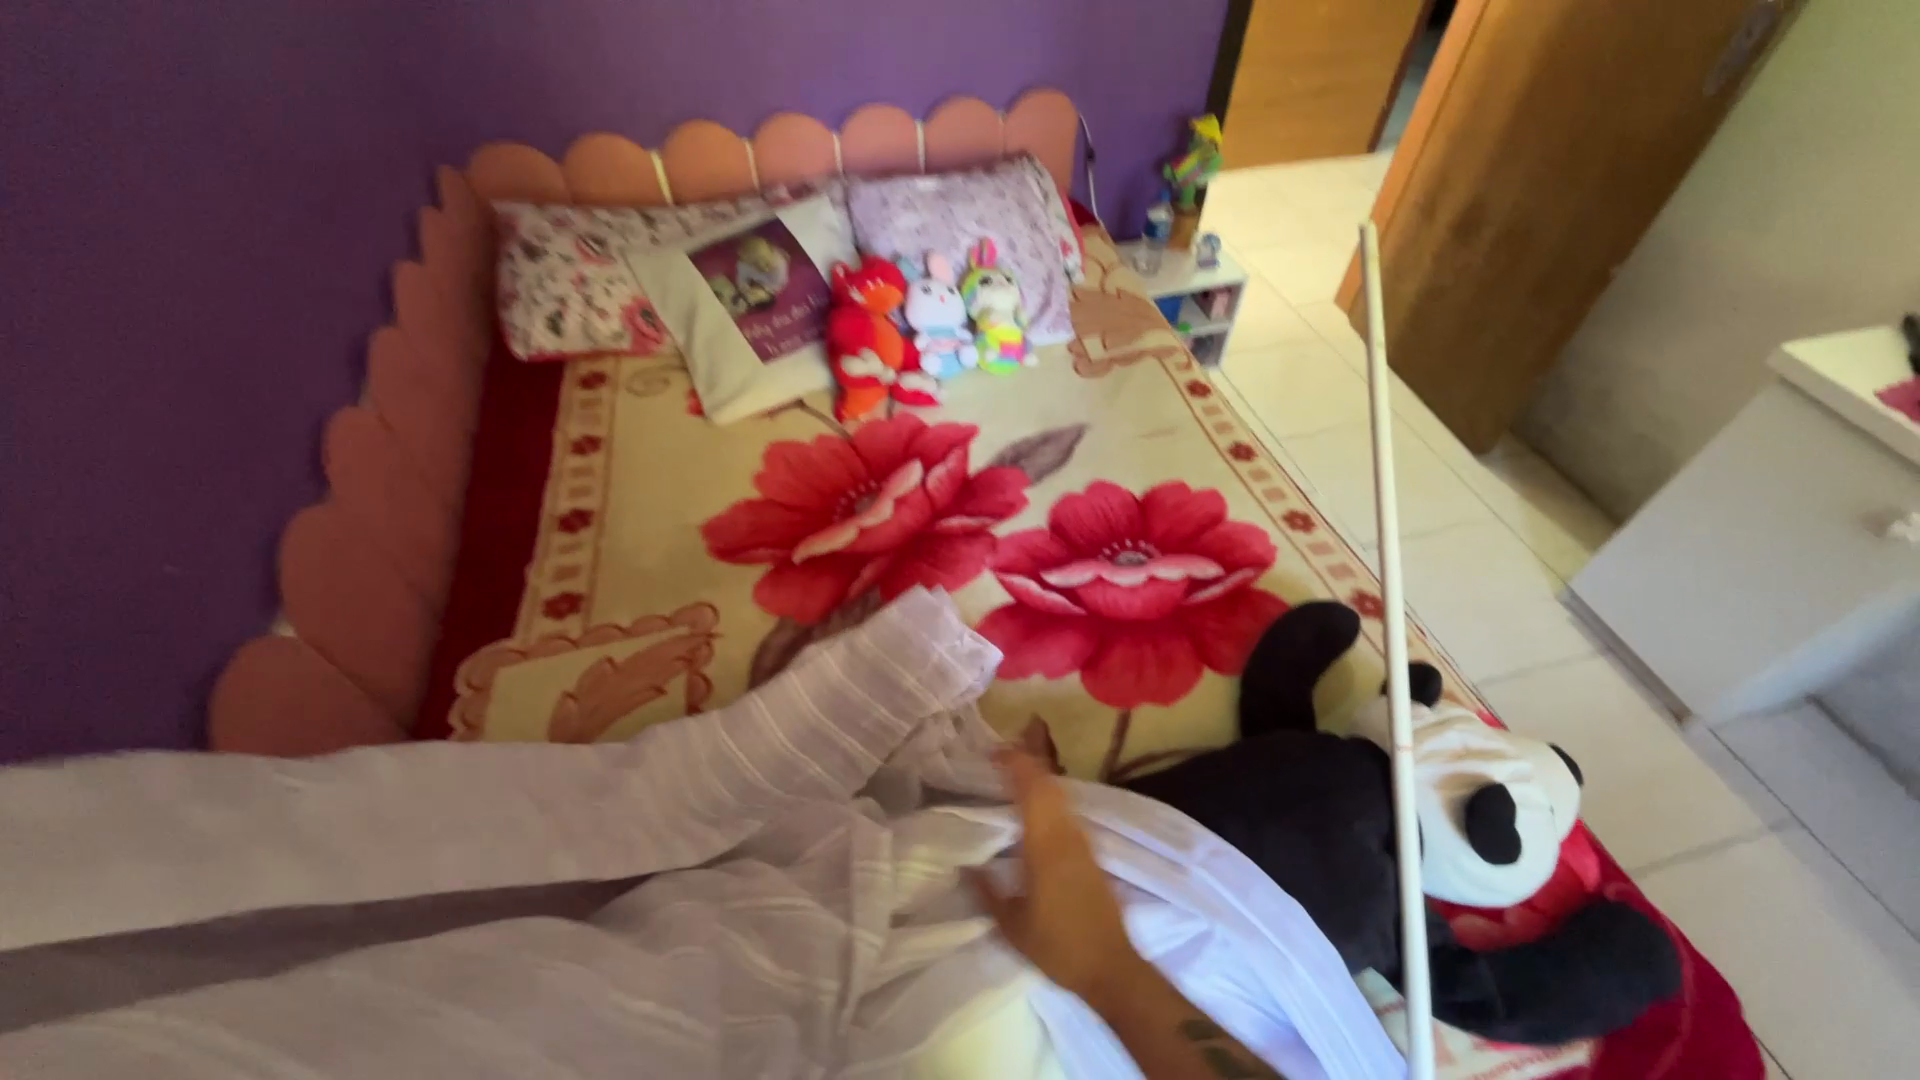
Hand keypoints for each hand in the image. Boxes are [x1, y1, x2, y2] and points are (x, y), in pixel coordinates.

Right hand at [966, 747, 1147, 1003]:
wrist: (1111, 967)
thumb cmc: (1058, 947)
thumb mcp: (1012, 926)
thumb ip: (988, 892)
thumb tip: (966, 866)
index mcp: (1045, 846)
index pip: (1031, 790)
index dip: (1015, 764)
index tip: (994, 750)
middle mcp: (1067, 835)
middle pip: (1049, 783)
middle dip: (1028, 759)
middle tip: (1002, 747)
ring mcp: (1082, 842)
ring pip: (1060, 794)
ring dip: (1040, 775)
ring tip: (1017, 764)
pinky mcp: (1091, 852)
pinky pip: (1067, 809)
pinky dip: (1050, 794)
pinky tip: (1038, 800)